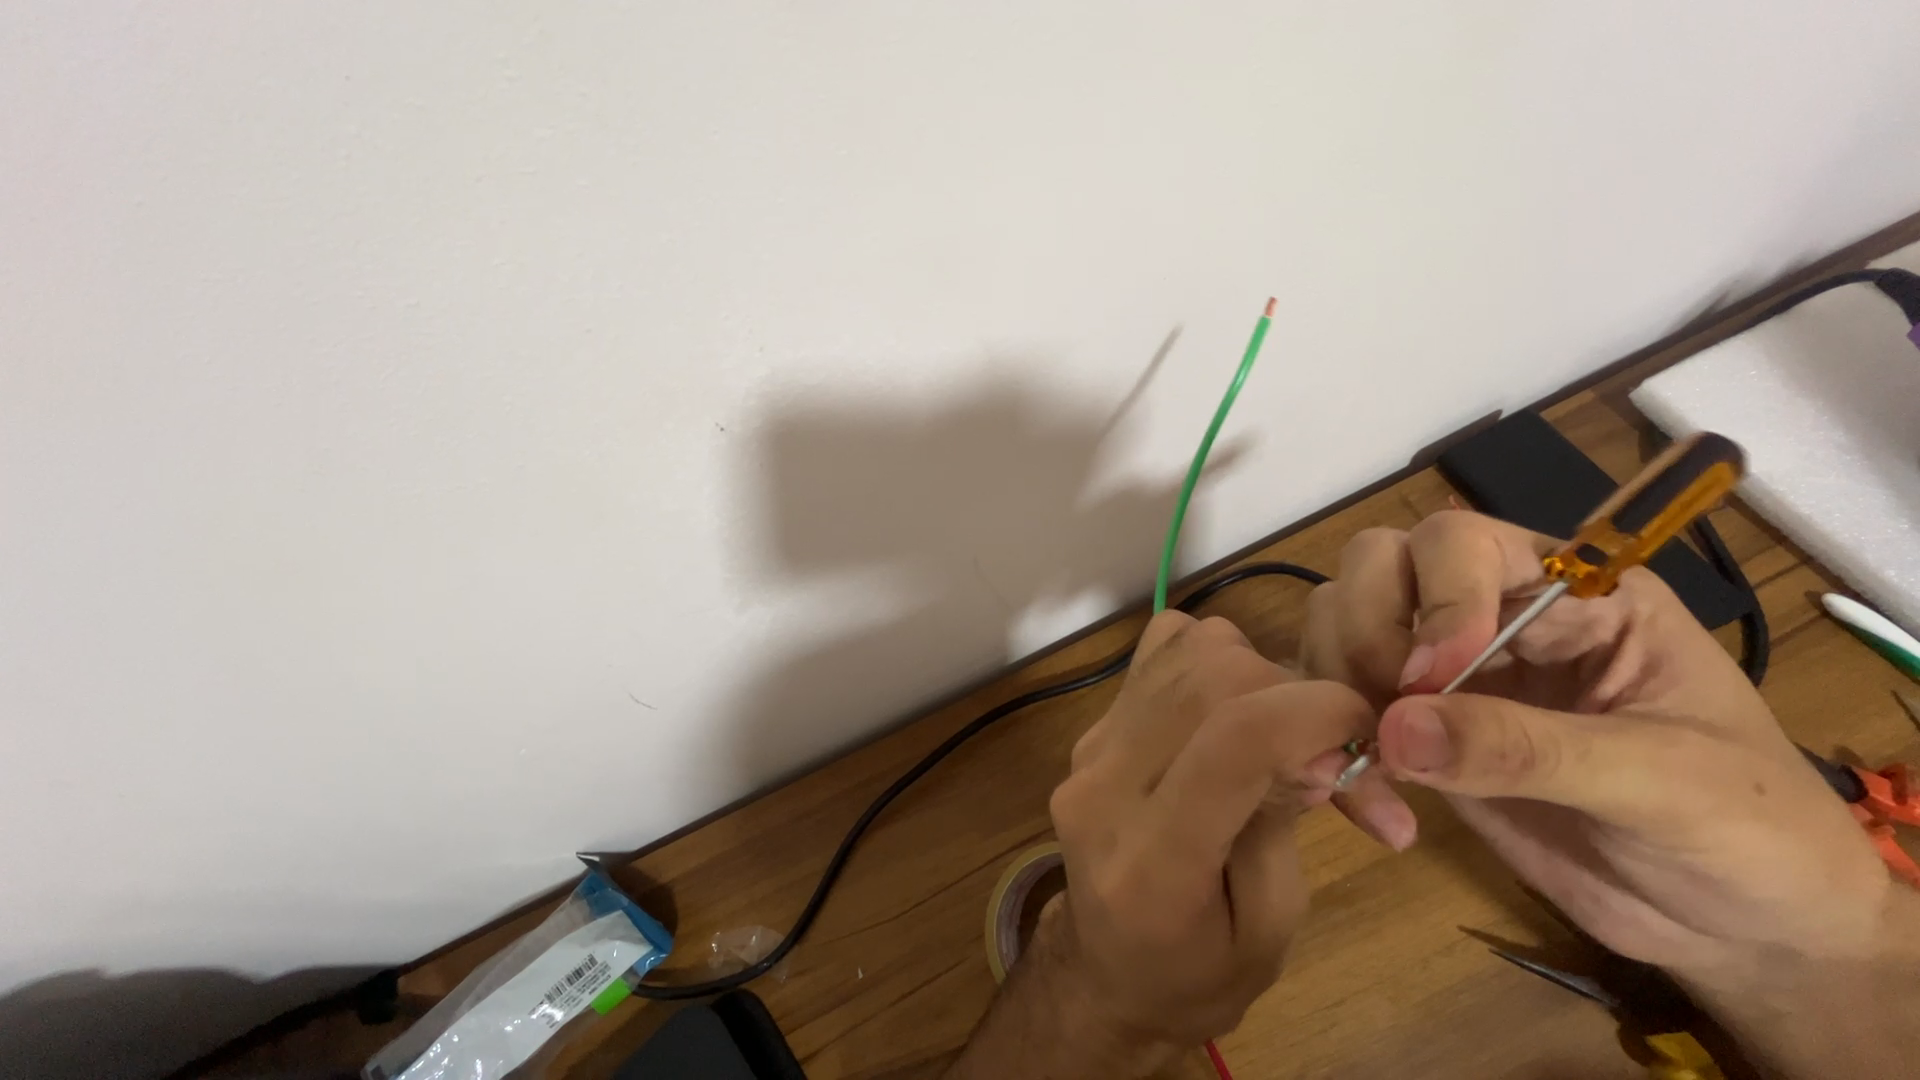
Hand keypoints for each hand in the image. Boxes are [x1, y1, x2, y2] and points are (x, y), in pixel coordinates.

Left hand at [1045, 611, 1373, 1047]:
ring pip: (1186, 649)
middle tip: (1328, 749)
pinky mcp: (1090, 725)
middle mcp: (1102, 786)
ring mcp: (1088, 746)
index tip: (1369, 729)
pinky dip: (1211, 660)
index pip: (1234, 742)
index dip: (1317, 712)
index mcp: (1151, 864)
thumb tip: (1312, 740)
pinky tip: (1230, 710)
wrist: (1106, 967)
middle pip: (1211, 677)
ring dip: (1257, 674)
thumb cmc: (1198, 972)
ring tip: (1279, 735)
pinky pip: (1159, 652)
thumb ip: (1284, 823)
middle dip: (1294, 691)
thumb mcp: (1269, 931)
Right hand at [1300, 510, 1889, 985]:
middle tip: (1387, 716)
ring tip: (1377, 776)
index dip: (1434, 595)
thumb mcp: (1662, 783)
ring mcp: (1442, 674)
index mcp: (1572, 594)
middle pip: (1376, 567)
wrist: (1735, 930)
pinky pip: (1335, 706)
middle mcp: (1492, 616)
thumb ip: (1527, 748)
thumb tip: (1394, 729)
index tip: (1430, 677)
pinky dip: (1328, 748)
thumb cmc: (1747, 837)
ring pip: (1337, 628)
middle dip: (1364, 634)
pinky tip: (1373, 809)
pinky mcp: (1411, 731)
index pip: (1460, 543)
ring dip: (1335, 691)